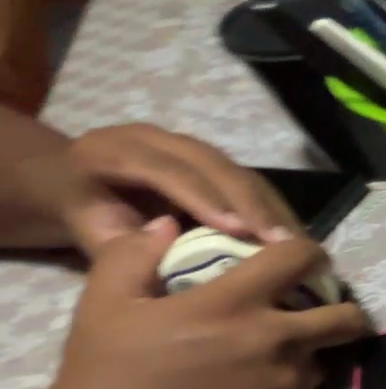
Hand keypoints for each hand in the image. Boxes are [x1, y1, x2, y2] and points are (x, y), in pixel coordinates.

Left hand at [27, 123, 298, 255]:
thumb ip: (131, 244)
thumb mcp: (98, 236)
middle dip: (250, 204)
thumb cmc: (93, 220)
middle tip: (281, 242)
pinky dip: (277, 211)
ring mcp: (191, 148)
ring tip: (296, 244)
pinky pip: (256, 184)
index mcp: (106, 151)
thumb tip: (178, 248)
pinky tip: (294, 238)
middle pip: (211, 165)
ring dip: (273, 210)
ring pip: (240, 173)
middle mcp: (152, 140)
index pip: (161, 167)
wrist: (87, 191)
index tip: (239, 230)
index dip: (202, 196)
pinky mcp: (220, 163)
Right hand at [37, 217, 367, 388]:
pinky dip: (292, 379)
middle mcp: (278, 341)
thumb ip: (136, 255)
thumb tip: (170, 225)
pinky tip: (255, 384)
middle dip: (345, 309)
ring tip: (270, 351)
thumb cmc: (109, 370)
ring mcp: (293, 380)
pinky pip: (309, 386)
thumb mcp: (107, 302)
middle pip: (349, 317)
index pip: (299, 259)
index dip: (309, 252)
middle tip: (321, 308)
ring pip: (326, 354)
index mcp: (234, 305)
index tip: (305, 257)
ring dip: (309, 348)